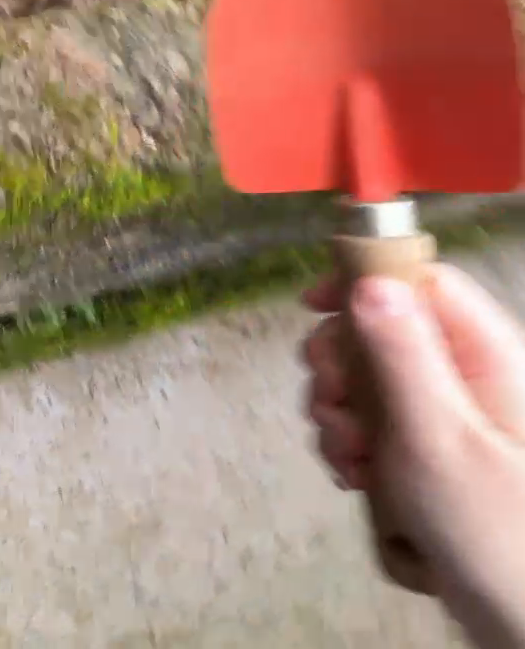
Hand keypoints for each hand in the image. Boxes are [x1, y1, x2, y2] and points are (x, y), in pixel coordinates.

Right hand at [302, 265, 524, 647]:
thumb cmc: (499, 533)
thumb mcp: (439, 438)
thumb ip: (404, 356)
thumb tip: (371, 282)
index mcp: (492, 365)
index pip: (425, 284)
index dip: (364, 280)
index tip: (312, 306)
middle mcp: (474, 382)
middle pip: (380, 331)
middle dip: (336, 364)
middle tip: (332, 401)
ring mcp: (453, 418)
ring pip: (367, 378)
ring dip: (336, 411)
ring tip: (351, 456)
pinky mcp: (432, 450)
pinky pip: (371, 420)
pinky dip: (348, 440)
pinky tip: (357, 473)